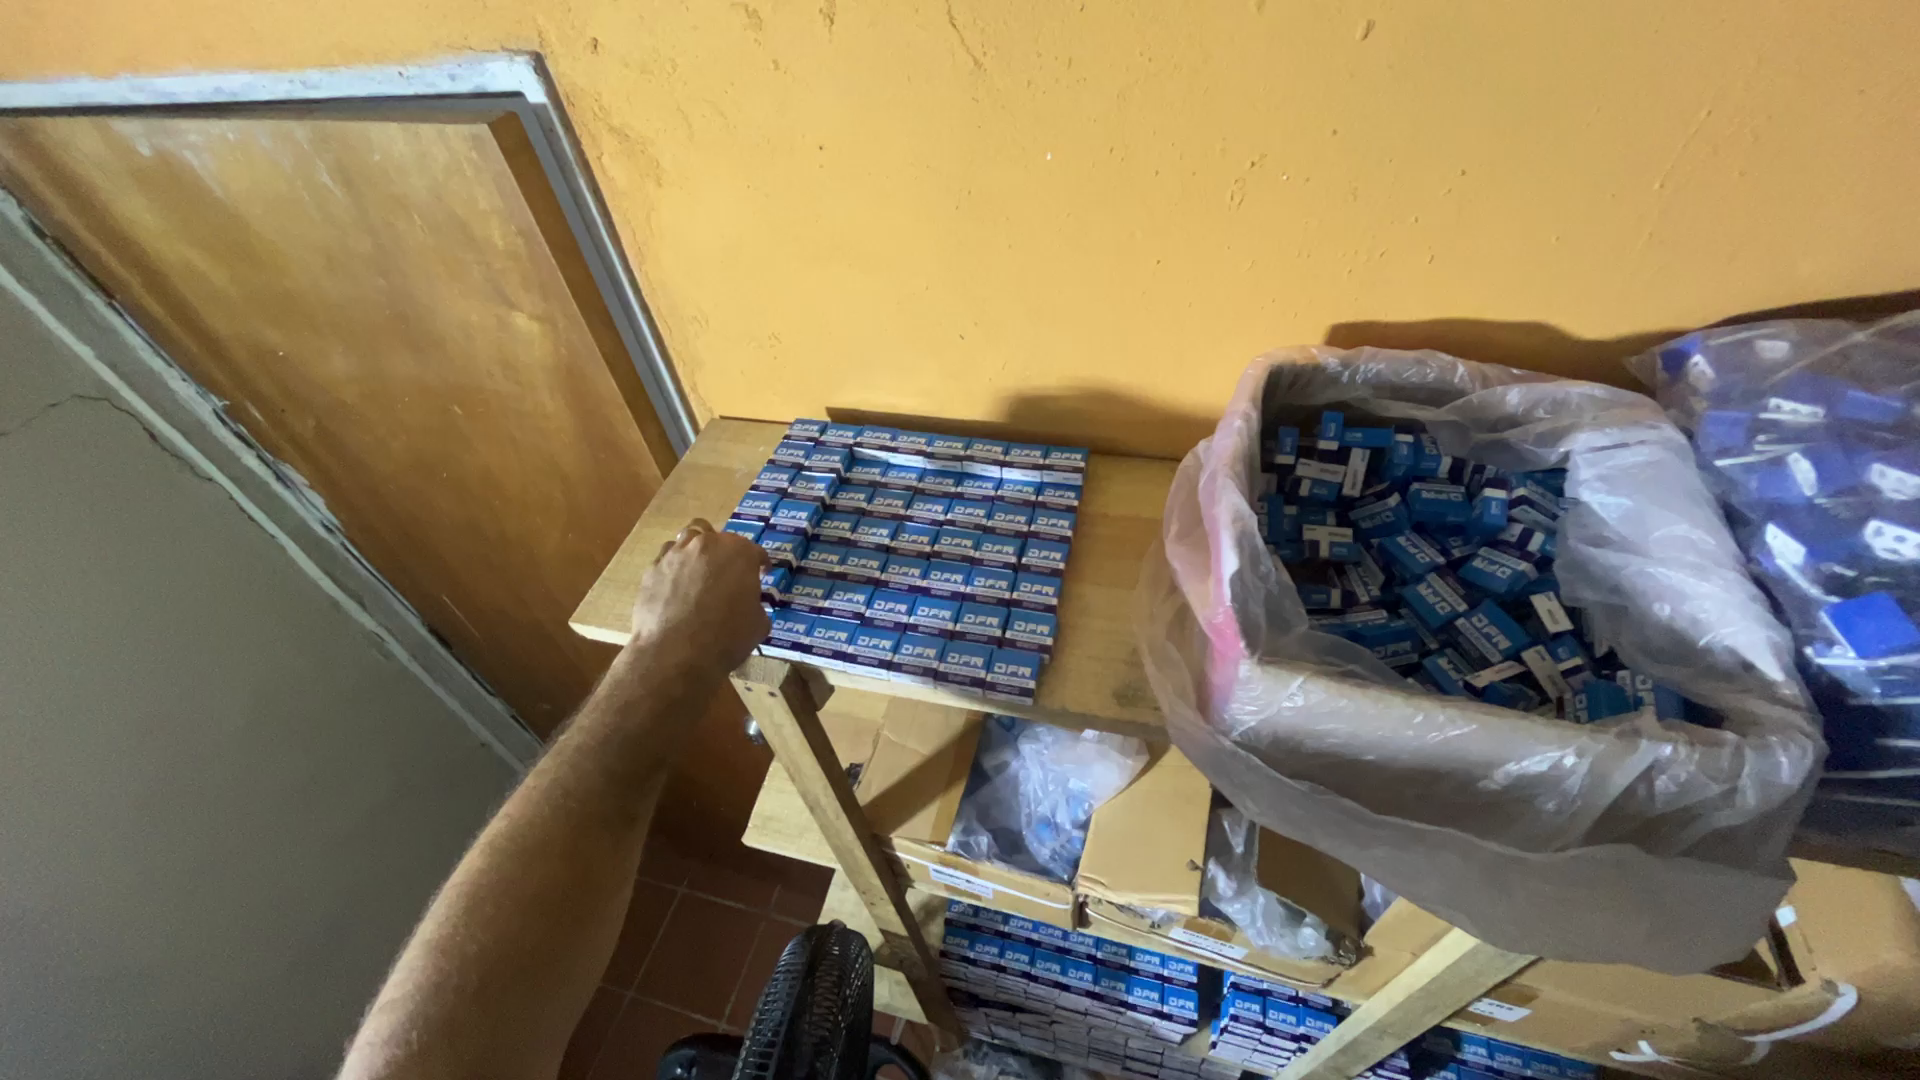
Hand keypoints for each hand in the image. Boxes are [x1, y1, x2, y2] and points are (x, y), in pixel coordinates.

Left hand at [625, 519, 770, 681]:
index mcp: (739, 552)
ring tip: (699, 571)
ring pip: (688, 539)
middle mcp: (707, 544)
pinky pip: (666, 559)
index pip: (755, 551)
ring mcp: (676, 554)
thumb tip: (748, 606)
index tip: (761, 574)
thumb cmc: (727, 637)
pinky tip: (677, 586)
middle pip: (718, 537)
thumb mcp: (759, 623)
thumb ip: (755, 605)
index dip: (760, 564)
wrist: (677, 653)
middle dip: (725, 552)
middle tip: (728, 573)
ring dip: (697, 551)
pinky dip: (675, 567)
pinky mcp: (652, 569)